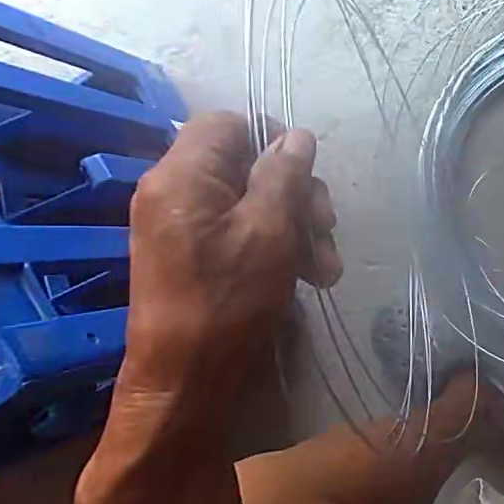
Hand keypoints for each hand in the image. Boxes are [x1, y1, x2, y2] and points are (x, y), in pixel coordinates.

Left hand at [124, 112, 341, 379]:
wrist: (186, 380)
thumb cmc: (228, 301)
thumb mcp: (269, 231)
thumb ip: (284, 175)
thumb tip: (298, 137)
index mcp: (182, 176)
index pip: (227, 123)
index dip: (272, 137)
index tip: (306, 170)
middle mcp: (177, 193)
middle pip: (248, 165)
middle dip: (297, 194)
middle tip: (327, 227)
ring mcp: (185, 226)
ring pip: (255, 201)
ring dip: (299, 227)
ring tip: (326, 269)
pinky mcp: (197, 254)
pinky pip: (244, 231)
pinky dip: (279, 247)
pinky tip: (311, 278)